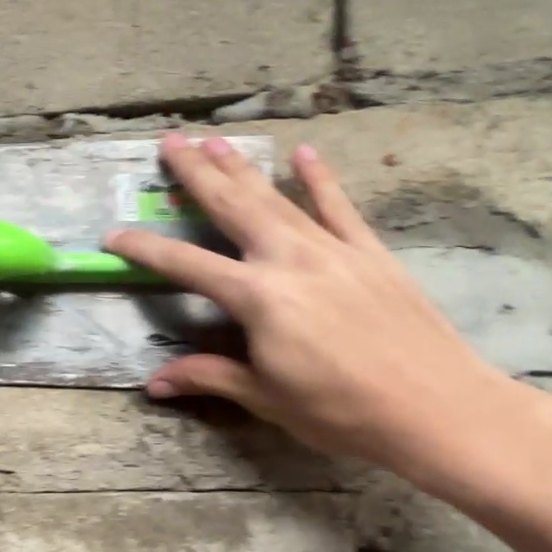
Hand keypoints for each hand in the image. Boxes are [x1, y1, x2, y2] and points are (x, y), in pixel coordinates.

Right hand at [105, 133, 547, 481]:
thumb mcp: (266, 396)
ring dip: (242, 168)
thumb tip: (154, 383)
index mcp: (257, 298)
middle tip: (170, 142)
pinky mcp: (370, 252)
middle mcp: (289, 260)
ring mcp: (333, 249)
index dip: (145, 249)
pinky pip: (338, 207)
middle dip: (196, 173)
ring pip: (276, 198)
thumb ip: (210, 376)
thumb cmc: (341, 411)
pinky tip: (304, 153)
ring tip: (214, 141)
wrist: (437, 407)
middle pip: (231, 208)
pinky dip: (319, 180)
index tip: (114, 235)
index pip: (185, 265)